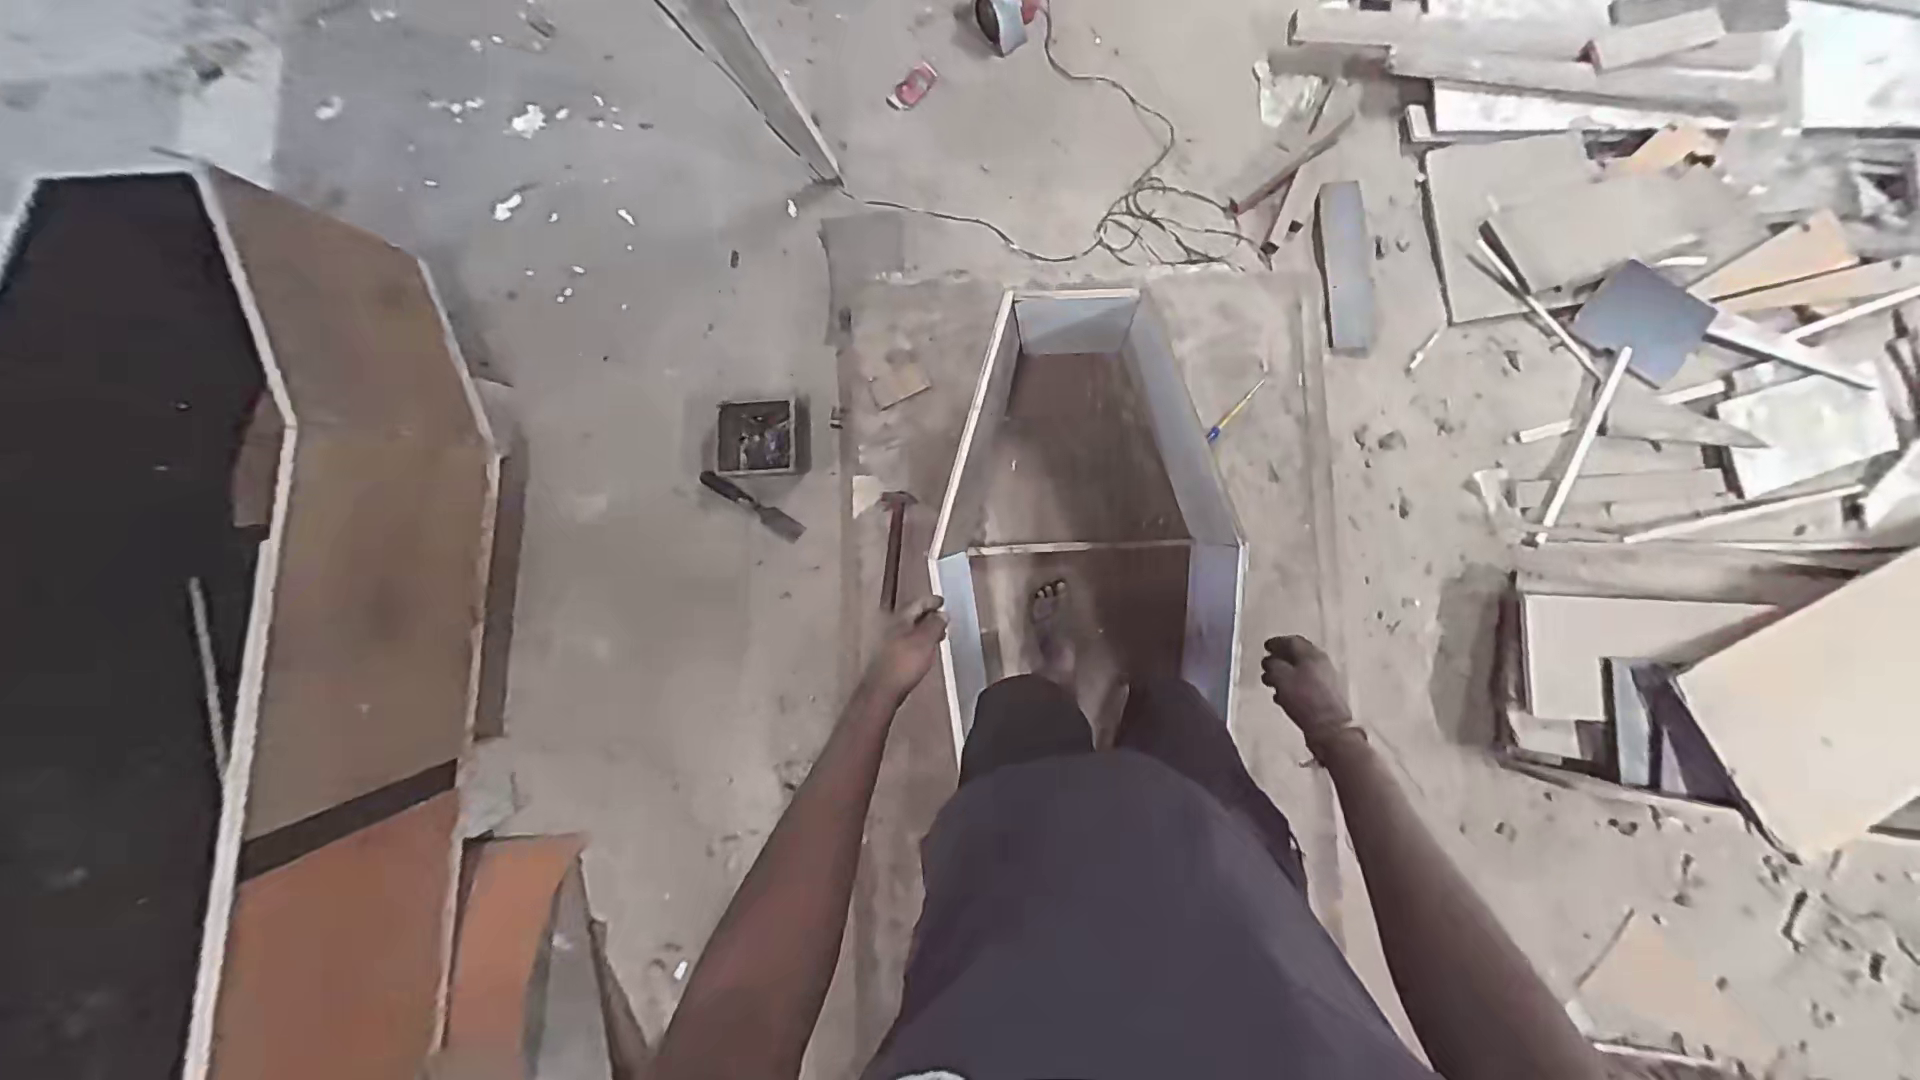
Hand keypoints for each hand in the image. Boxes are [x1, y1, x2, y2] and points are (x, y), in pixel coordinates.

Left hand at [858, 595, 948, 704]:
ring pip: (910, 630)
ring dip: (925, 630)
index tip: (942, 601)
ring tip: (939, 635)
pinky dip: (919, 641)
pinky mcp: (890, 656)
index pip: (917, 603)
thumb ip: (935, 625)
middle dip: (929, 616)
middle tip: (943, 619)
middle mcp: (891, 627)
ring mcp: (888, 642)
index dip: (931, 601)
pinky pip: (908, 642)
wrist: (882, 690)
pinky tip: (926, 650)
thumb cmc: (905, 662)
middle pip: (912, 616)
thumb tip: (942, 613)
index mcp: (900, 619)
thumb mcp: (925, 641)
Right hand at [1260, 635, 1361, 756]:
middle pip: (1298, 655)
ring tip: (1270, 680)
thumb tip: (1269, 661)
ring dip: (1285, 673)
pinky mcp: (1326, 695)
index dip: (1276, 642)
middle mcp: (1321, 663)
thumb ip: (1272, 665)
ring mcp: (1326, 680)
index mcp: (1311, 655)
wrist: (1329, 727)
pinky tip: (1282, 694)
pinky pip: (1305, 684)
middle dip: (1280, 658)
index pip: (1291, 641)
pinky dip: (1292, 685)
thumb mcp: (1280, 677)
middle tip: (1267, 661)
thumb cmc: (1303, 698)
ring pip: (1301, 670)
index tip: (1266, 646)